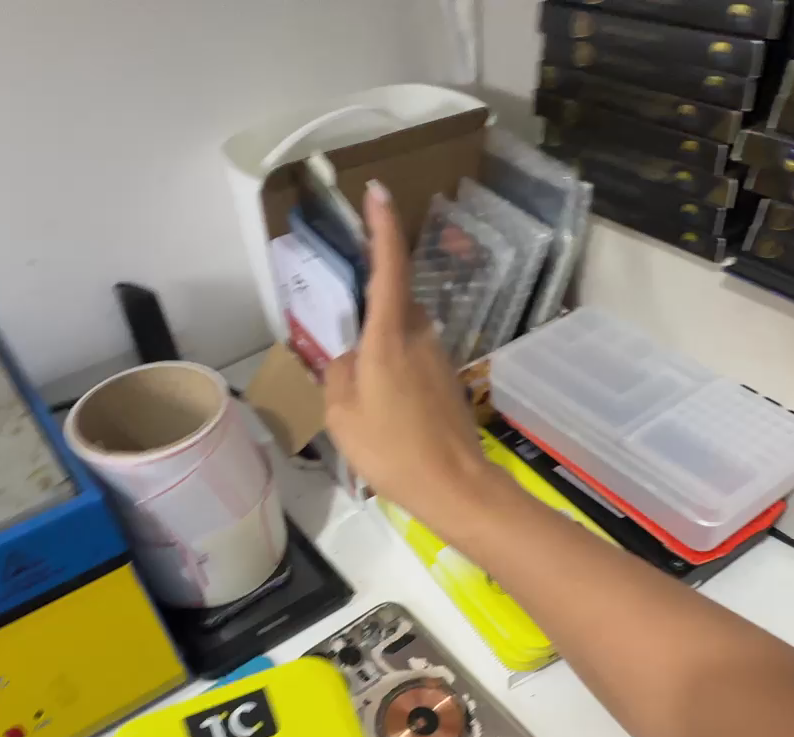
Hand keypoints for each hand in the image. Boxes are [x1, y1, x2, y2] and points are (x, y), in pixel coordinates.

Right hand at [324, 181, 499, 522]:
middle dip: (369, 318)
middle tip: (351, 364)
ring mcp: (438, 358)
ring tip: (368, 407)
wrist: (455, 487)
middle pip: (392, 305)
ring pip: (401, 338)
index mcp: (389, 336)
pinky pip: (412, 363)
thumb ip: (338, 375)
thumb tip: (349, 359)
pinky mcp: (448, 380)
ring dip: (381, 356)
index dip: (382, 226)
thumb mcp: (342, 415)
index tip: (376, 192)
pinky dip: (396, 376)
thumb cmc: (393, 450)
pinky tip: (389, 417)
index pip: (389, 266)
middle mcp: (419, 336)